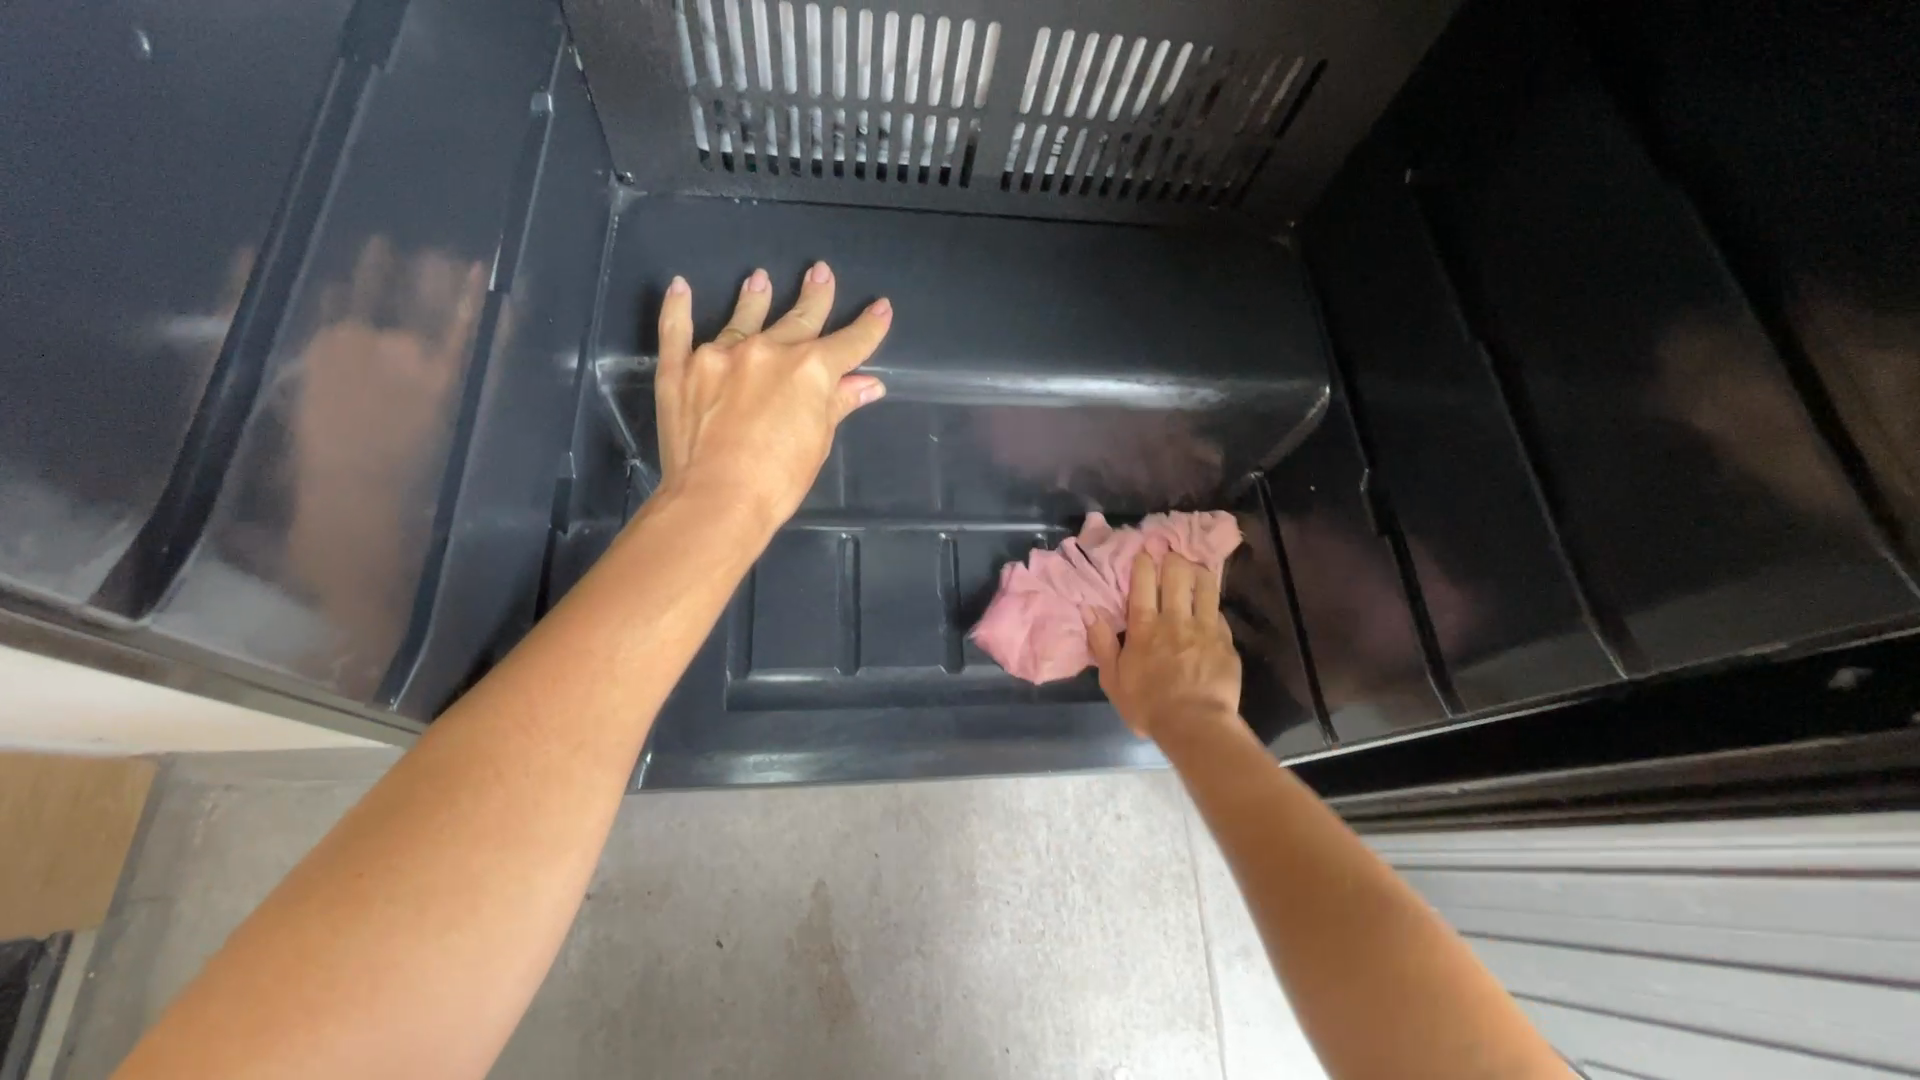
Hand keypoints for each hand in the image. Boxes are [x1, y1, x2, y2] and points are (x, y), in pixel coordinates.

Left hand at [655, 261, 891, 529]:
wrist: (716, 499)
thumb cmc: (778, 479)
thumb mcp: (818, 441)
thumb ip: (838, 404)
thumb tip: (867, 384)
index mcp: (809, 370)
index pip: (848, 343)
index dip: (868, 328)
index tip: (880, 309)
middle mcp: (767, 351)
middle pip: (798, 318)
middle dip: (815, 296)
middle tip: (820, 272)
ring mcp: (719, 356)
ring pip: (742, 318)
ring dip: (754, 297)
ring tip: (759, 278)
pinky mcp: (680, 369)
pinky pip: (677, 330)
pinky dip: (678, 308)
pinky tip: (681, 287)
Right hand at [1085, 553, 1241, 740]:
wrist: (1194, 725)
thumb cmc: (1147, 706)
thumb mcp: (1112, 680)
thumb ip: (1101, 644)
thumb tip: (1089, 611)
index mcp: (1144, 627)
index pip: (1143, 583)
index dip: (1143, 563)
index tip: (1144, 554)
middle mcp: (1175, 620)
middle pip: (1177, 575)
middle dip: (1173, 560)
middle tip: (1170, 555)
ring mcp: (1204, 628)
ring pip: (1205, 586)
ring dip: (1198, 573)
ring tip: (1195, 569)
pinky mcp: (1225, 642)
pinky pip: (1219, 614)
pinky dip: (1212, 606)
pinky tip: (1210, 607)